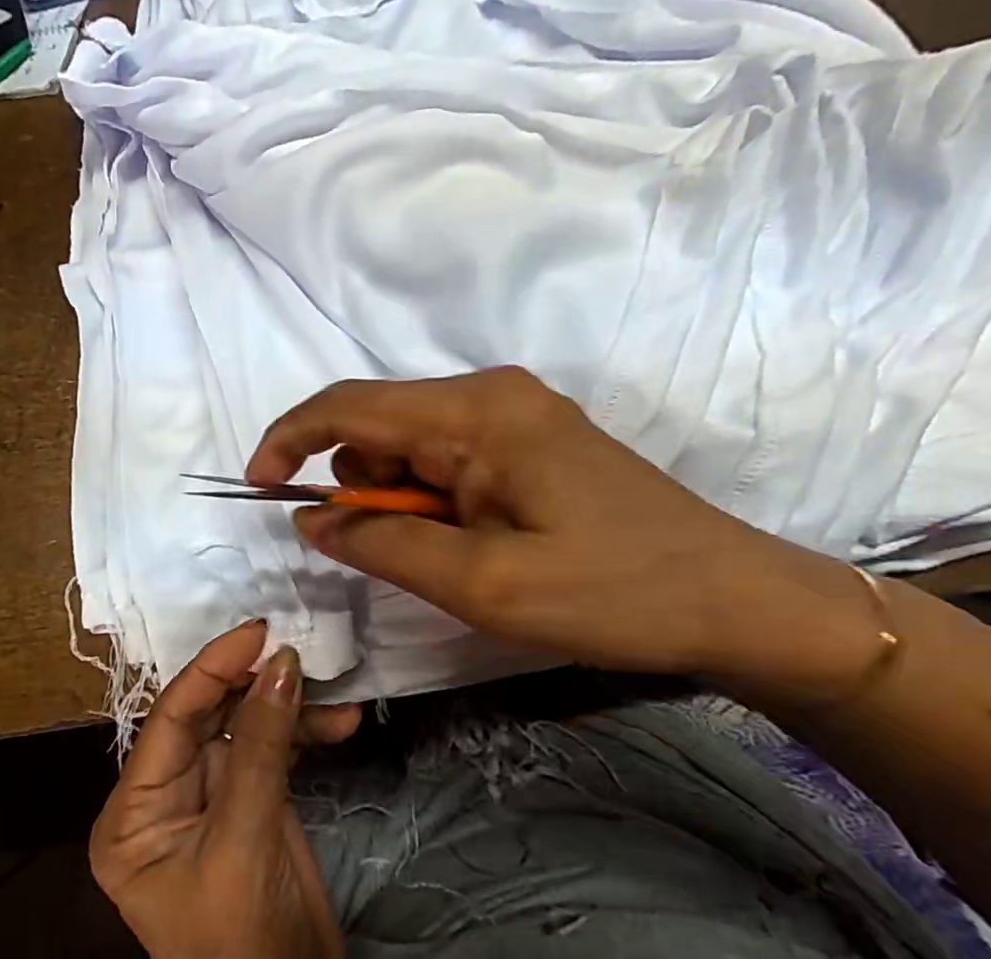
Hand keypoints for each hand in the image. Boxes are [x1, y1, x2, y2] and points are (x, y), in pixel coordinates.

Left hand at [90, 622, 360, 958]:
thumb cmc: (240, 935)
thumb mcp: (244, 837)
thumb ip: (260, 744)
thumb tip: (281, 661)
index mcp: (135, 811)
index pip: (170, 717)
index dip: (213, 667)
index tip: (259, 630)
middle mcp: (168, 794)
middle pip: (212, 714)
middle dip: (258, 683)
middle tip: (303, 651)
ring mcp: (215, 795)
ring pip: (250, 724)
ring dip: (294, 707)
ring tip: (335, 692)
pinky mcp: (256, 800)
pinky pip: (277, 747)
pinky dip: (309, 732)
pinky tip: (344, 722)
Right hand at [246, 367, 892, 702]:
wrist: (732, 596)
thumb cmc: (614, 591)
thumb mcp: (486, 584)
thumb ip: (387, 546)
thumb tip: (314, 519)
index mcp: (479, 412)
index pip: (352, 405)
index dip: (292, 439)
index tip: (258, 487)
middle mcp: (493, 393)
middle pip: (383, 424)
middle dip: (362, 488)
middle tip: (400, 557)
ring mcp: (517, 413)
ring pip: (415, 444)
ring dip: (403, 500)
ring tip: (456, 557)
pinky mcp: (533, 440)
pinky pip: (453, 458)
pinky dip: (437, 500)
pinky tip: (476, 541)